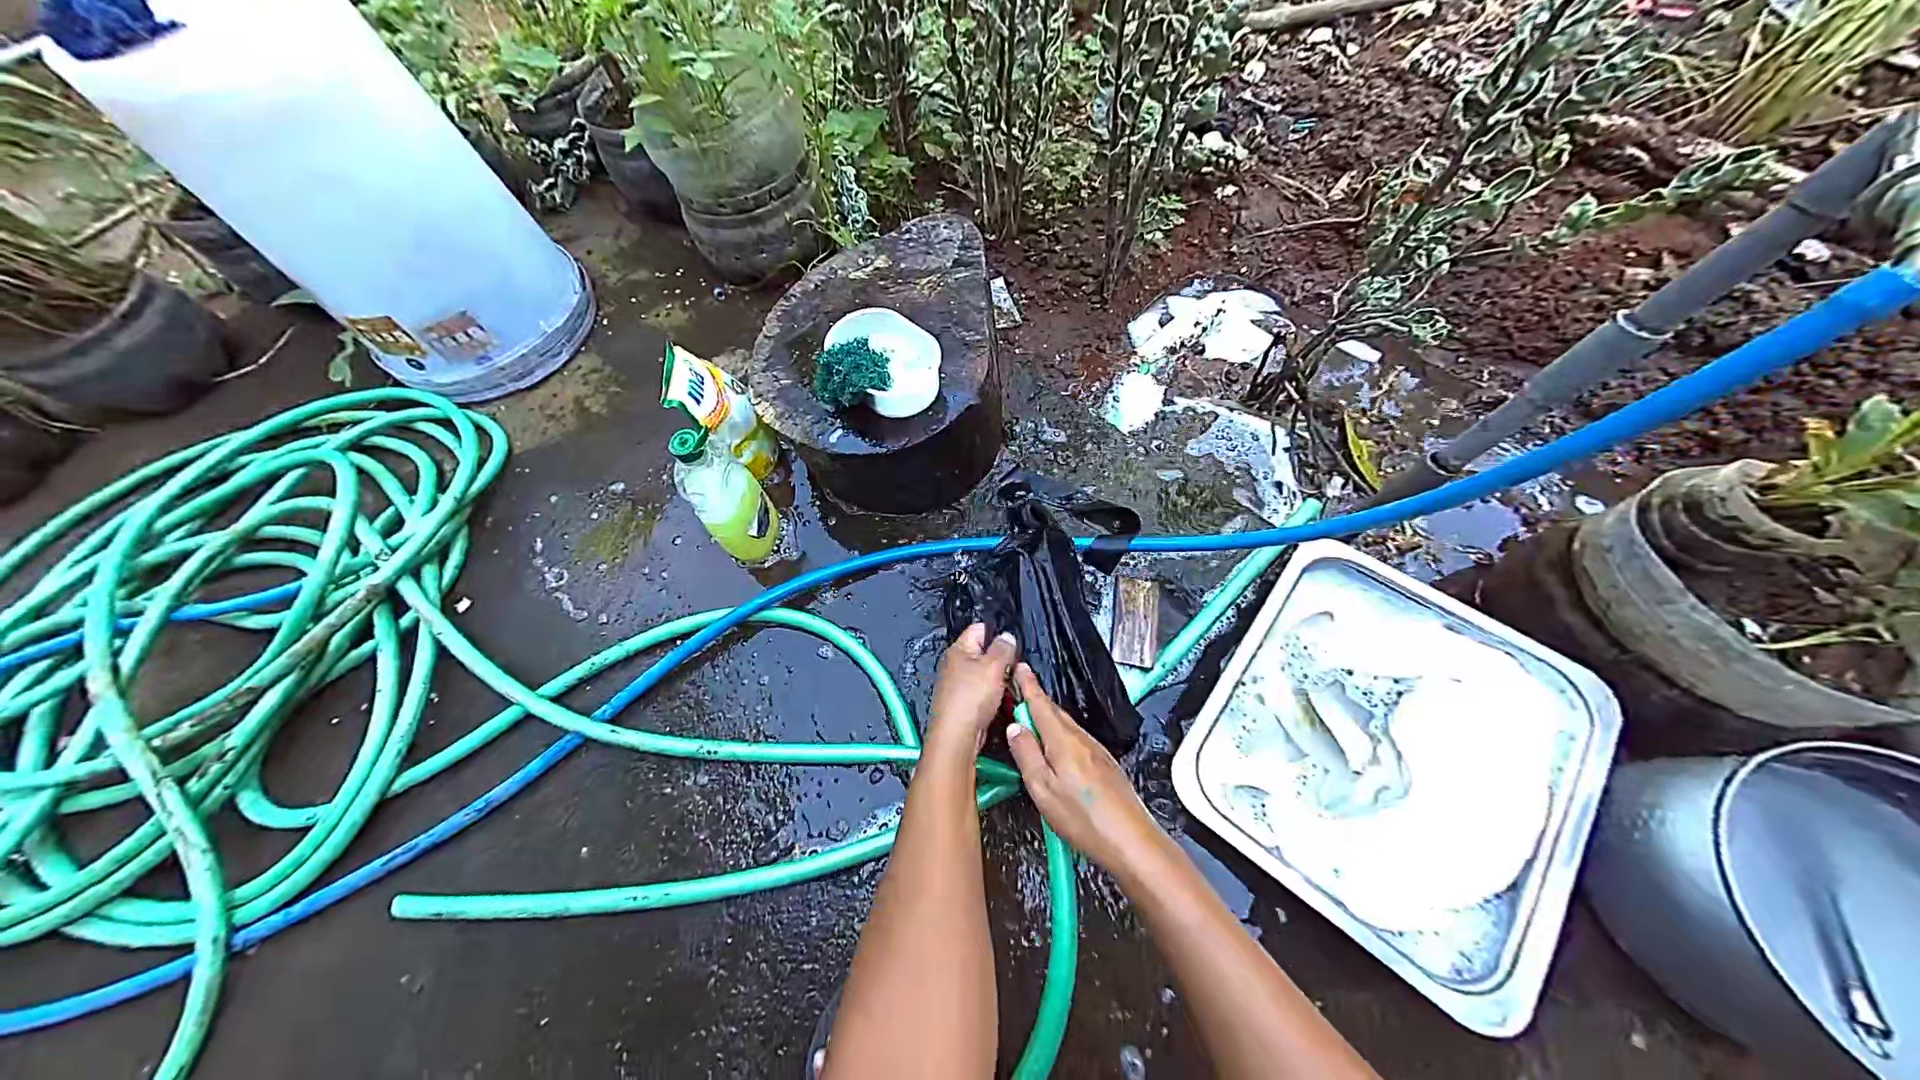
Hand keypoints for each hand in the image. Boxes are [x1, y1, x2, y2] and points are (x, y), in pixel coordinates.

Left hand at [925, 623, 1018, 759]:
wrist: (957, 737)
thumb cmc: (969, 699)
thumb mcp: (994, 666)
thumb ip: (1003, 648)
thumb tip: (1007, 636)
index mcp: (958, 650)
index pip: (979, 629)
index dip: (997, 633)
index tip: (1012, 644)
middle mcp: (955, 665)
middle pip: (985, 654)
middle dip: (1002, 661)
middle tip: (1013, 669)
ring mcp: (959, 686)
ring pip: (987, 676)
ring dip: (1000, 682)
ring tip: (1009, 689)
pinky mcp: (964, 704)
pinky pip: (984, 694)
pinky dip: (995, 697)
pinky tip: (1001, 704)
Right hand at [1005, 663, 1168, 879]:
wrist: (1130, 841)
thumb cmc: (1085, 819)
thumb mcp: (1042, 788)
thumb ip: (1026, 754)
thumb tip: (1015, 728)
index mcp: (1063, 741)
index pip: (1040, 704)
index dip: (1028, 684)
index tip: (1020, 668)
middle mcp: (1082, 740)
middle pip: (1054, 712)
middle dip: (1036, 698)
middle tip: (1021, 689)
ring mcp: (1096, 751)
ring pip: (1066, 726)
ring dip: (1048, 717)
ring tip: (1032, 719)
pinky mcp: (1104, 765)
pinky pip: (1076, 739)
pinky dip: (1061, 734)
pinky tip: (1056, 747)